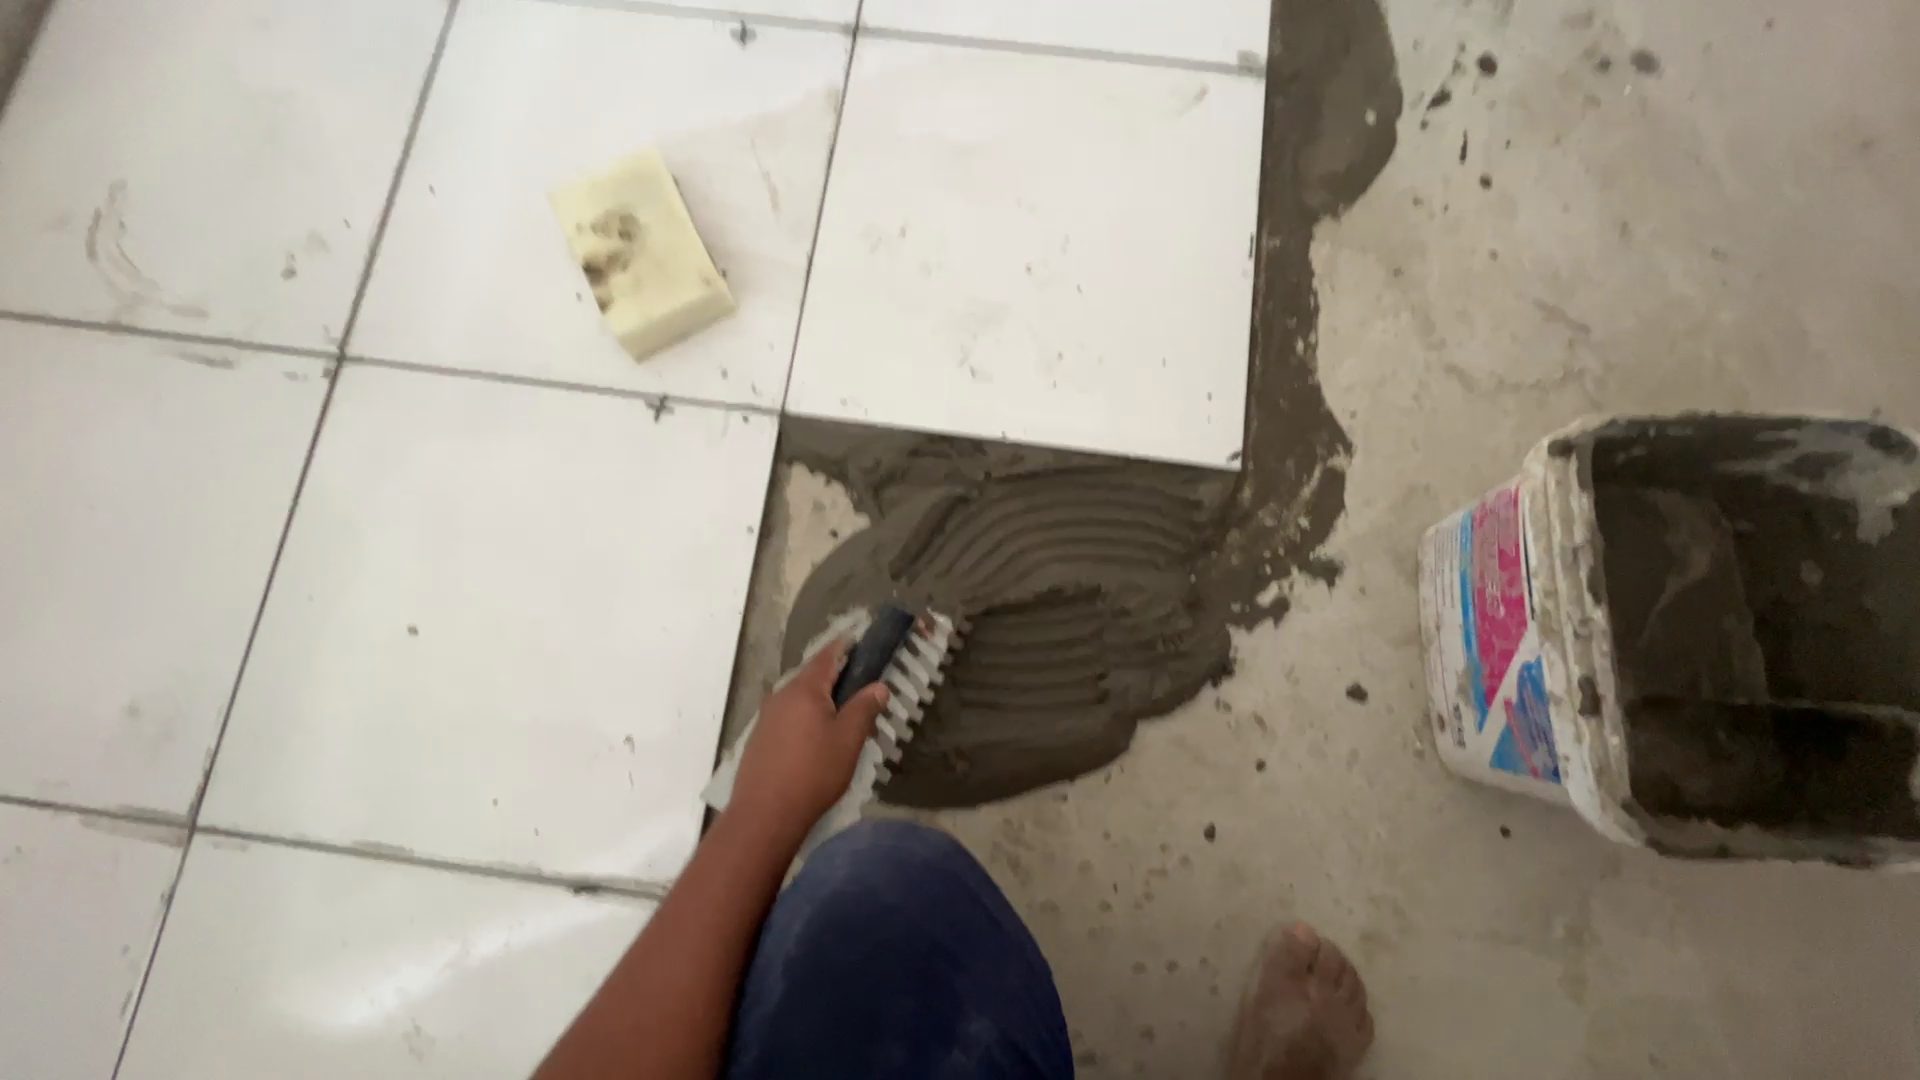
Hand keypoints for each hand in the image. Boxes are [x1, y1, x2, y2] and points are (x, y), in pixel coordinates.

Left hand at [728, 640, 889, 839]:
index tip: (862, 641)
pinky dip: (807, 720)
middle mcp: (781, 696)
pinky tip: (819, 741)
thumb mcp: (848, 739)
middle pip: (813, 678)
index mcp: (804, 689)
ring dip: (823, 703)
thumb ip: (864, 708)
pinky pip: (789, 718)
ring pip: (800, 700)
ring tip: (846, 720)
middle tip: (864, 689)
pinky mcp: (760, 740)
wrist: (764, 816)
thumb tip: (879, 686)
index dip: (846, 646)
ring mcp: (767, 719)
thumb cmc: (813, 772)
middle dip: (838, 679)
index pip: (827, 655)